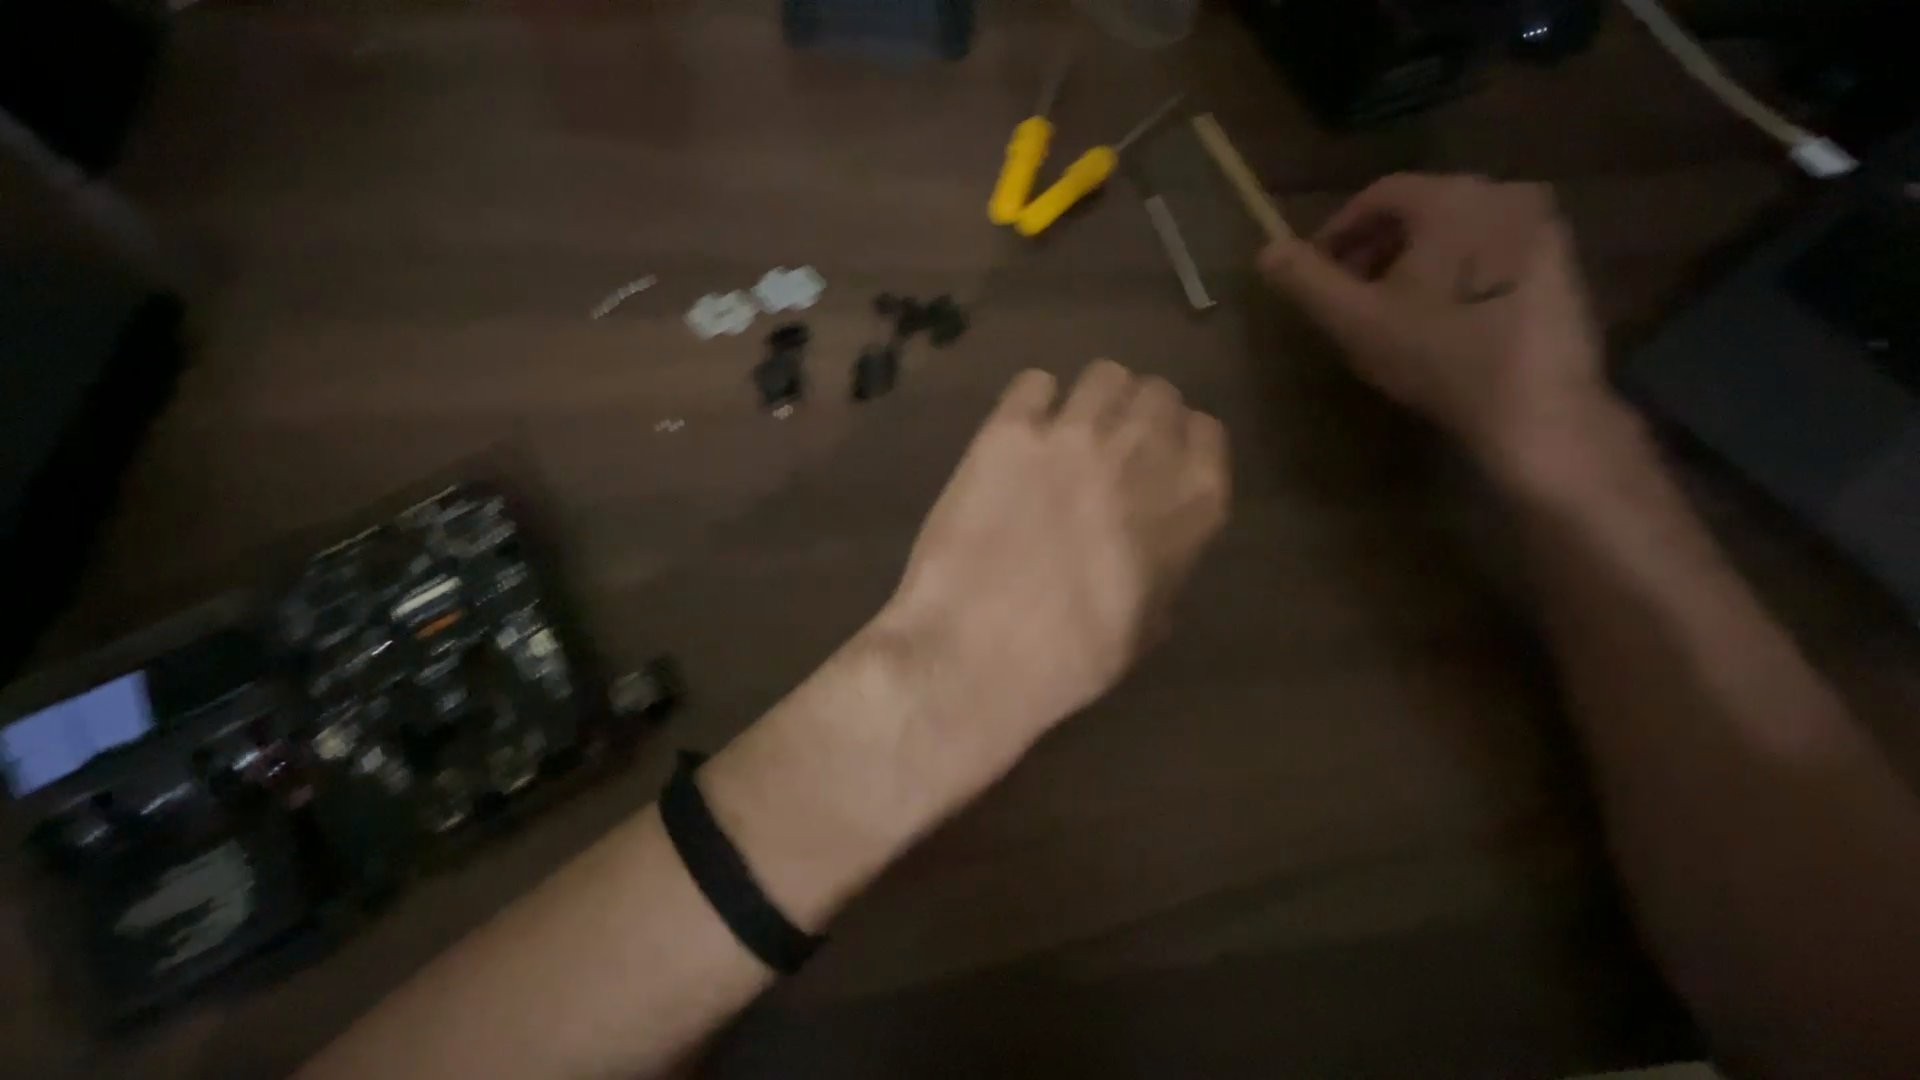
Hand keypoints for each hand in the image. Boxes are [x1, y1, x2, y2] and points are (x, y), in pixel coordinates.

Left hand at [874, 361, 1229, 769]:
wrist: (974, 655)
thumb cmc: (1069, 661)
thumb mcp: (1143, 630)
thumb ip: (1162, 570)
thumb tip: (1153, 553)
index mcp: (1190, 504)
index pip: (1206, 434)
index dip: (1179, 445)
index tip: (1157, 463)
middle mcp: (1142, 451)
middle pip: (1158, 395)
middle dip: (1138, 417)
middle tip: (1107, 451)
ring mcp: (1074, 433)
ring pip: (1104, 376)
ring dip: (1092, 402)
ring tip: (1064, 436)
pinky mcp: (1008, 430)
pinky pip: (1033, 383)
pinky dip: (1032, 403)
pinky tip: (1018, 437)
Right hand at [1259, 174, 1613, 480]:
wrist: (1536, 406)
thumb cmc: (1437, 355)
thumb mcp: (1354, 320)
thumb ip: (1306, 280)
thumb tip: (1266, 250)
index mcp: (1452, 197)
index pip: (1379, 194)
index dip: (1337, 230)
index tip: (1314, 271)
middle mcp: (1504, 193)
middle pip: (1421, 209)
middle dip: (1374, 247)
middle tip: (1347, 292)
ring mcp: (1543, 225)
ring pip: (1457, 230)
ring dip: (1414, 260)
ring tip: (1390, 309)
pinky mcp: (1563, 262)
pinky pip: (1491, 250)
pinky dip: (1455, 271)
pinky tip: (1441, 318)